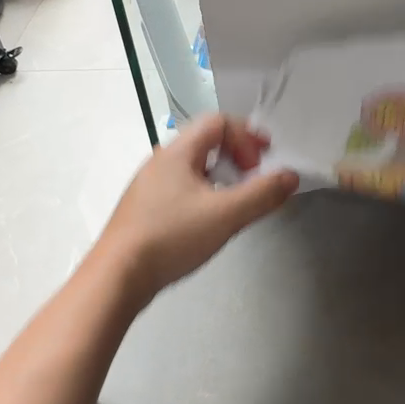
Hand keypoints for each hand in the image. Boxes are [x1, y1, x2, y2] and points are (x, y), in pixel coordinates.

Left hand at [104, 114, 299, 293]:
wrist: (113, 281)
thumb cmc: (170, 238)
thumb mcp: (226, 215)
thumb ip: (262, 194)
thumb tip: (291, 176)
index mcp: (178, 152)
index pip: (218, 122)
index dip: (246, 136)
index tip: (263, 162)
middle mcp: (160, 161)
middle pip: (205, 141)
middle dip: (236, 154)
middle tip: (254, 176)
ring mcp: (147, 186)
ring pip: (192, 166)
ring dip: (220, 174)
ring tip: (235, 200)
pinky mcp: (142, 210)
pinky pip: (179, 187)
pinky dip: (203, 192)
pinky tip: (206, 221)